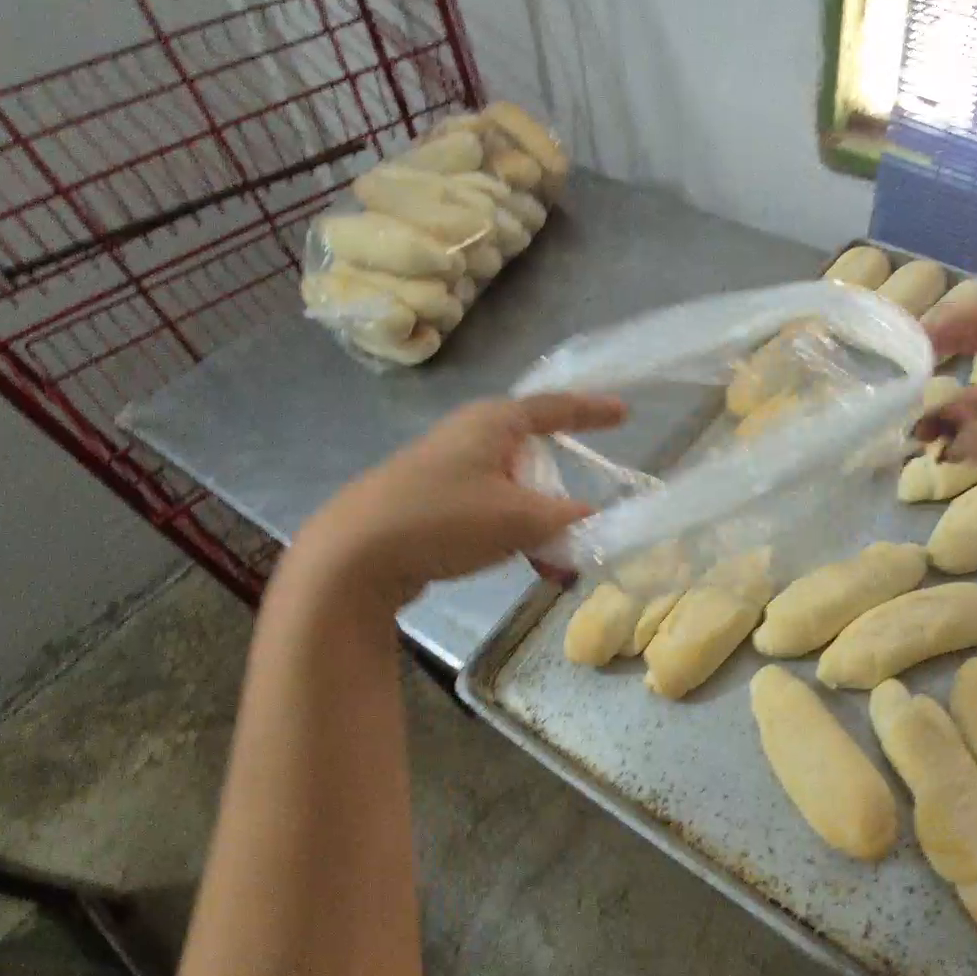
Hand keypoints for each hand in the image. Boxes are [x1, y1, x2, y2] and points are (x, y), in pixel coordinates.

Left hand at [288, 393, 625, 608]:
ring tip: (558, 563)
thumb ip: (568, 517)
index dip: (592, 411)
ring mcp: (445, 471)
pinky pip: (489, 512)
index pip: (555, 407)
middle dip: (563, 490)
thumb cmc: (444, 518)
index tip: (624, 413)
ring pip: (513, 490)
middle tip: (586, 514)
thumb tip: (596, 519)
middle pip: (533, 453)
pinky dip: (514, 534)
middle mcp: (469, 437)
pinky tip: (527, 567)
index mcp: (492, 423)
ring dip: (541, 524)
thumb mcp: (520, 518)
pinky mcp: (429, 504)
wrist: (351, 558)